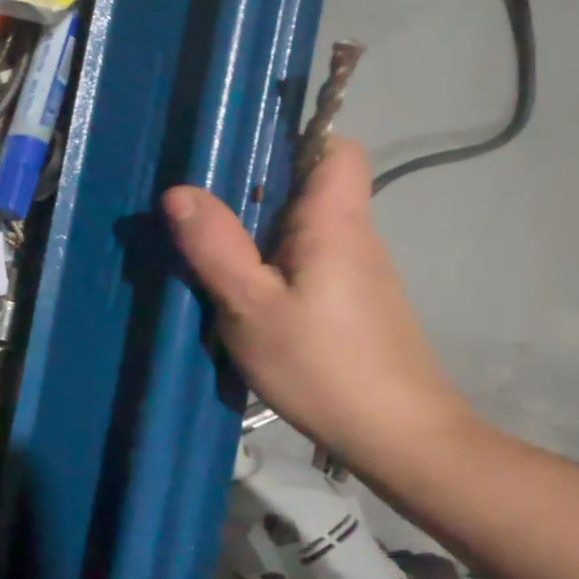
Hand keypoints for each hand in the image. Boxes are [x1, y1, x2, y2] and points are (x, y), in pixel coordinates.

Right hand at [162, 139, 474, 466]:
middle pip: (308, 186)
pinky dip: (263, 259)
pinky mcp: (346, 302)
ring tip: (198, 243)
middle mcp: (352, 237)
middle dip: (249, 185)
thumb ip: (214, 246)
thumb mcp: (250, 306)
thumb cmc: (323, 365)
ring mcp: (354, 272)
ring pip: (299, 226)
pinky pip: (299, 258)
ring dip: (251, 227)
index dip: (293, 139)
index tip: (236, 150)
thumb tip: (178, 190)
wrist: (399, 439)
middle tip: (191, 200)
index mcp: (336, 225)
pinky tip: (231, 287)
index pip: (336, 150)